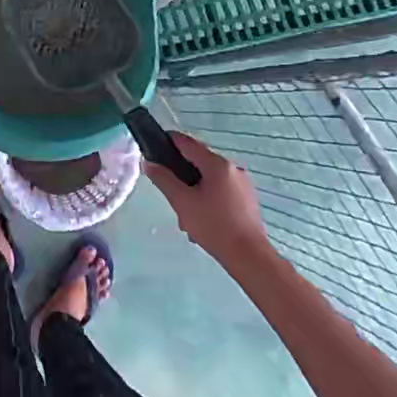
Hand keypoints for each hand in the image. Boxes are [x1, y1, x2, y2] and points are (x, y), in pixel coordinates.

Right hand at [145, 132, 271, 266]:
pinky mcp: (247, 199)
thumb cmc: (214, 226)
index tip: (154, 144)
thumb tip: (148, 162)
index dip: (170, 140)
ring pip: (210, 179)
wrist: (249, 256)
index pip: (188, 143)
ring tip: (187, 217)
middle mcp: (233, 168)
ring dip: (195, 192)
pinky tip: (203, 221)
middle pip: (200, 163)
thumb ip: (164, 180)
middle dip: (182, 176)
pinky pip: (221, 191)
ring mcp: (243, 184)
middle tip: (171, 195)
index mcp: (218, 165)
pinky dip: (208, 199)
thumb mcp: (182, 202)